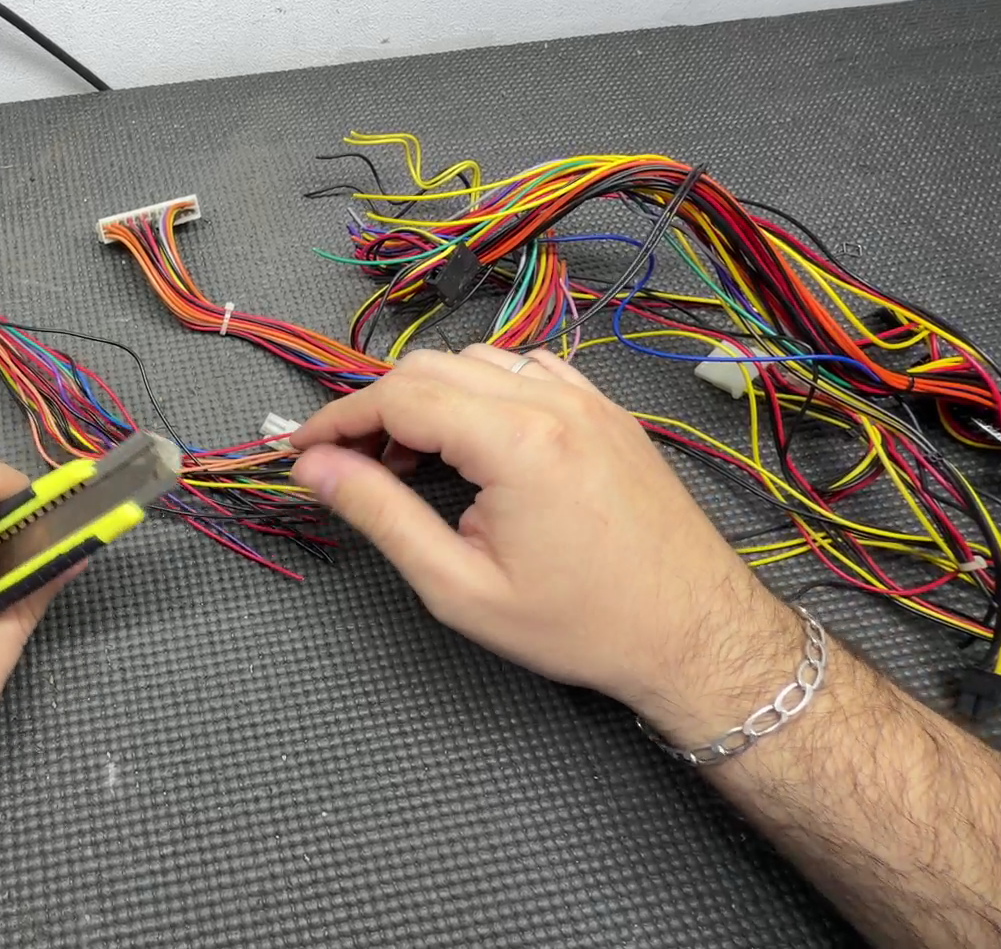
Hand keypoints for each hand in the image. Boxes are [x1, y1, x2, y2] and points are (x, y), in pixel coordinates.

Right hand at [288, 346, 801, 742]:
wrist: (700, 640)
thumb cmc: (576, 626)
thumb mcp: (456, 585)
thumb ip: (379, 513)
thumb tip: (315, 467)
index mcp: (515, 441)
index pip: (396, 398)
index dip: (335, 419)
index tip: (300, 448)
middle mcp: (550, 401)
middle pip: (427, 369)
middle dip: (373, 408)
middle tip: (349, 463)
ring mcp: (584, 399)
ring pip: (470, 360)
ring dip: (422, 397)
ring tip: (407, 457)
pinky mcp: (603, 409)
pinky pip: (518, 368)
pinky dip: (472, 389)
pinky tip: (469, 436)